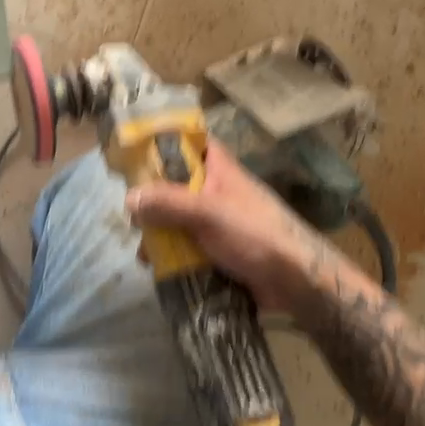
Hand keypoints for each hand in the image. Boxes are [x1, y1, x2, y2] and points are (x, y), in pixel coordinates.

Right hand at [126, 144, 331, 313]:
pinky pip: (186, 246)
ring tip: (144, 251)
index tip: (135, 153)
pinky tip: (156, 266)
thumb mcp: (206, 211)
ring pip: (178, 219)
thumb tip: (128, 199)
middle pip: (176, 184)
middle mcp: (216, 191)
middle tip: (132, 214)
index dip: (165, 143)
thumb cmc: (254, 234)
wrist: (296, 282)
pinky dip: (171, 254)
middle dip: (152, 200)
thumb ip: (167, 202)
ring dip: (159, 233)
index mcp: (219, 170)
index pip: (191, 143)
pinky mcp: (218, 251)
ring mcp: (218, 223)